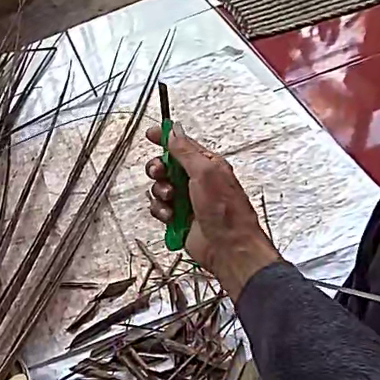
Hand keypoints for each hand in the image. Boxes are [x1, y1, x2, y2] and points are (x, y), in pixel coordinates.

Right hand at [144, 123, 280, 301]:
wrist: (228, 247)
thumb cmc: (226, 211)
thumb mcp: (205, 173)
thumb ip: (186, 151)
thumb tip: (175, 132)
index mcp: (208, 165)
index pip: (182, 145)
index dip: (166, 138)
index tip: (151, 134)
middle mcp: (197, 181)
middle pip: (166, 167)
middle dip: (158, 169)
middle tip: (159, 173)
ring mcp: (187, 200)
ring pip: (160, 188)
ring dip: (160, 193)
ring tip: (171, 199)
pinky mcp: (179, 218)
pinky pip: (159, 208)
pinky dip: (161, 211)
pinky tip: (170, 216)